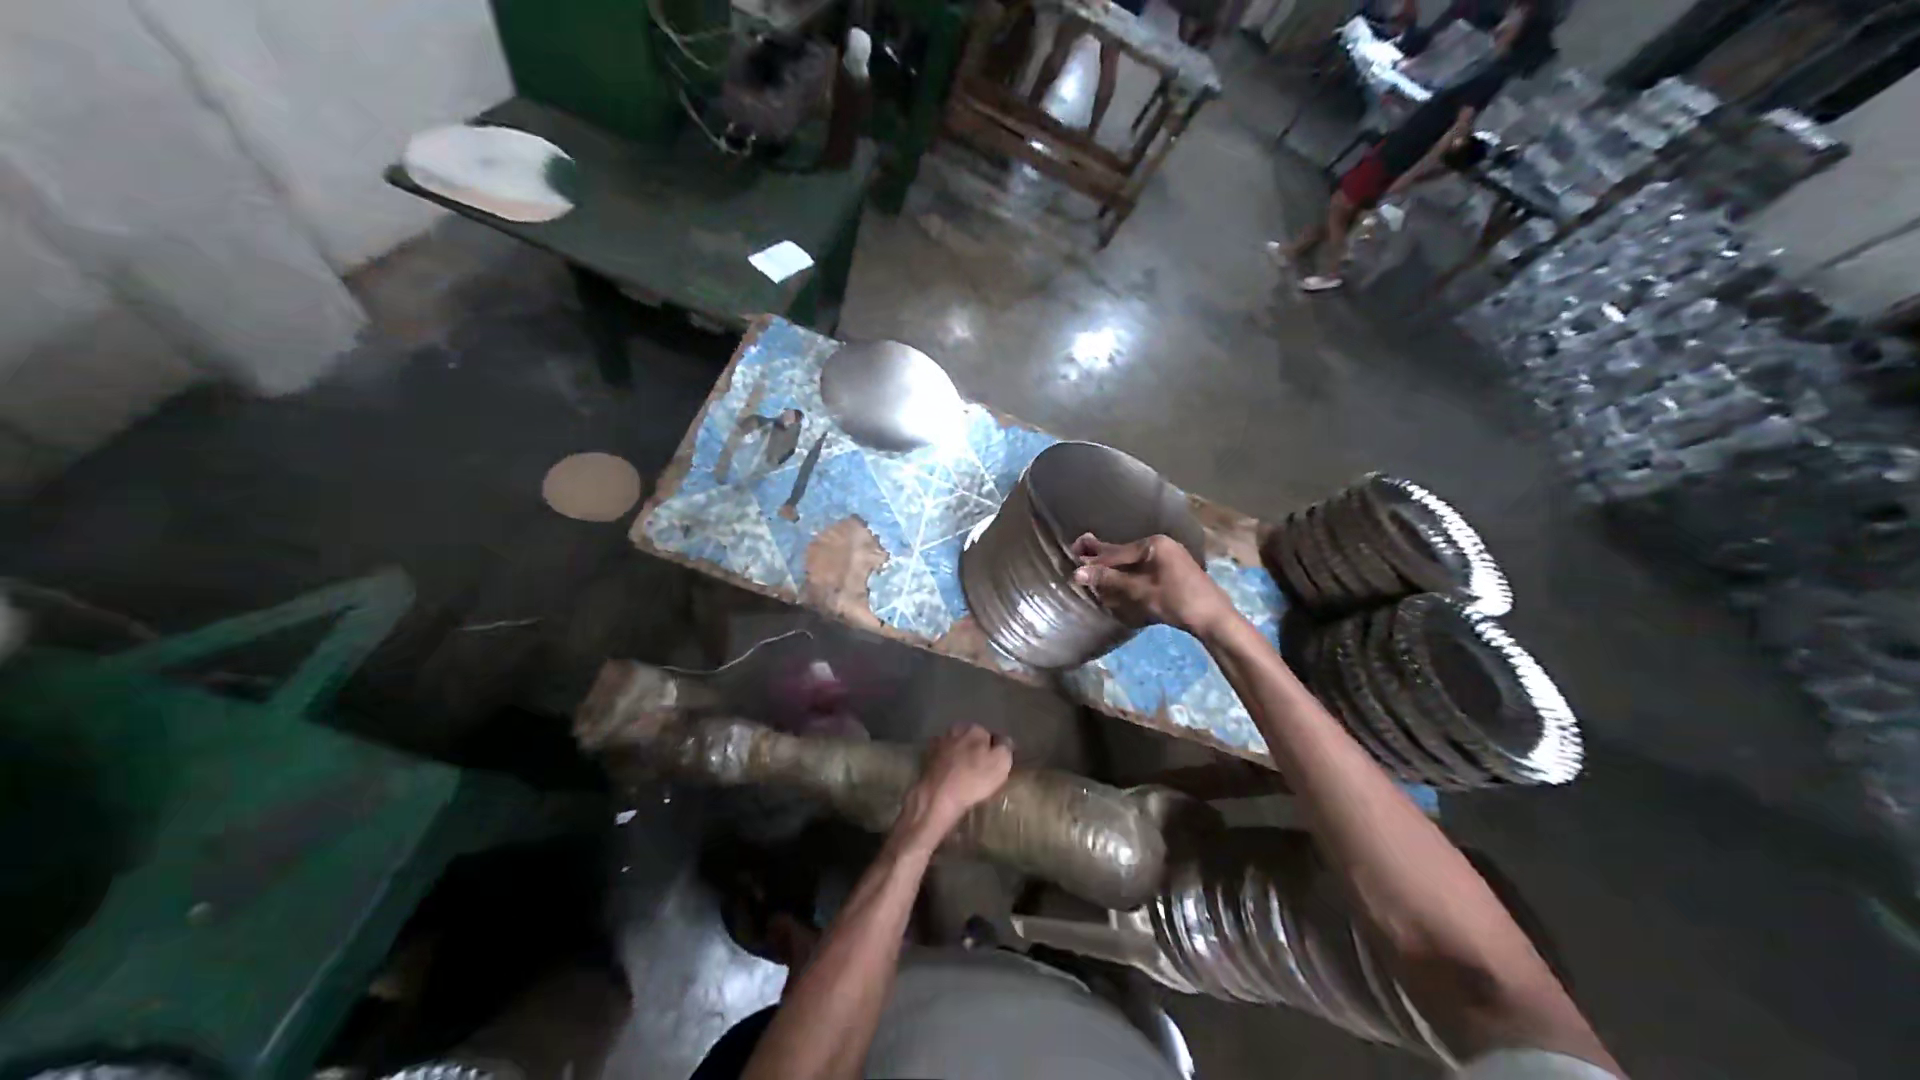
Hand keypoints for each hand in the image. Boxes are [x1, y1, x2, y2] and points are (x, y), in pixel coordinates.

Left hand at [902, 724, 1012, 842]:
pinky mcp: (927, 758)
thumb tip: (1003, 741)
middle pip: (972, 740)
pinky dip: (947, 765)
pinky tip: (950, 777)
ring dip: (961, 757)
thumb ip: (1005, 746)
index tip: (996, 766)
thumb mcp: (1001, 762)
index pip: (991, 737)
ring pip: (956, 748)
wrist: (938, 797)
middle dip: (976, 751)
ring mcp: (938, 744)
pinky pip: (943, 759)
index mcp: (975, 728)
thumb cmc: (973, 779)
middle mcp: (955, 730)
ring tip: (965, 777)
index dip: (995, 752)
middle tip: (982, 772)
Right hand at [1071, 533, 1236, 637]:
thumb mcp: (1140, 591)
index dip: (1093, 559)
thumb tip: (1077, 572)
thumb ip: (1110, 579)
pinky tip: (1118, 578)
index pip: (1116, 552)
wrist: (1214, 618)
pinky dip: (1129, 573)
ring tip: (1093, 568)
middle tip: (1078, 551)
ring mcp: (1169, 556)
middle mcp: (1161, 544)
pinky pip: (1144, 567)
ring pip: (1134, 560)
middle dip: (1102, 556)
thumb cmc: (1177, 601)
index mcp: (1154, 544)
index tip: (1073, 561)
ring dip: (1115, 566)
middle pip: (1124, 552)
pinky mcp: (1173, 569)